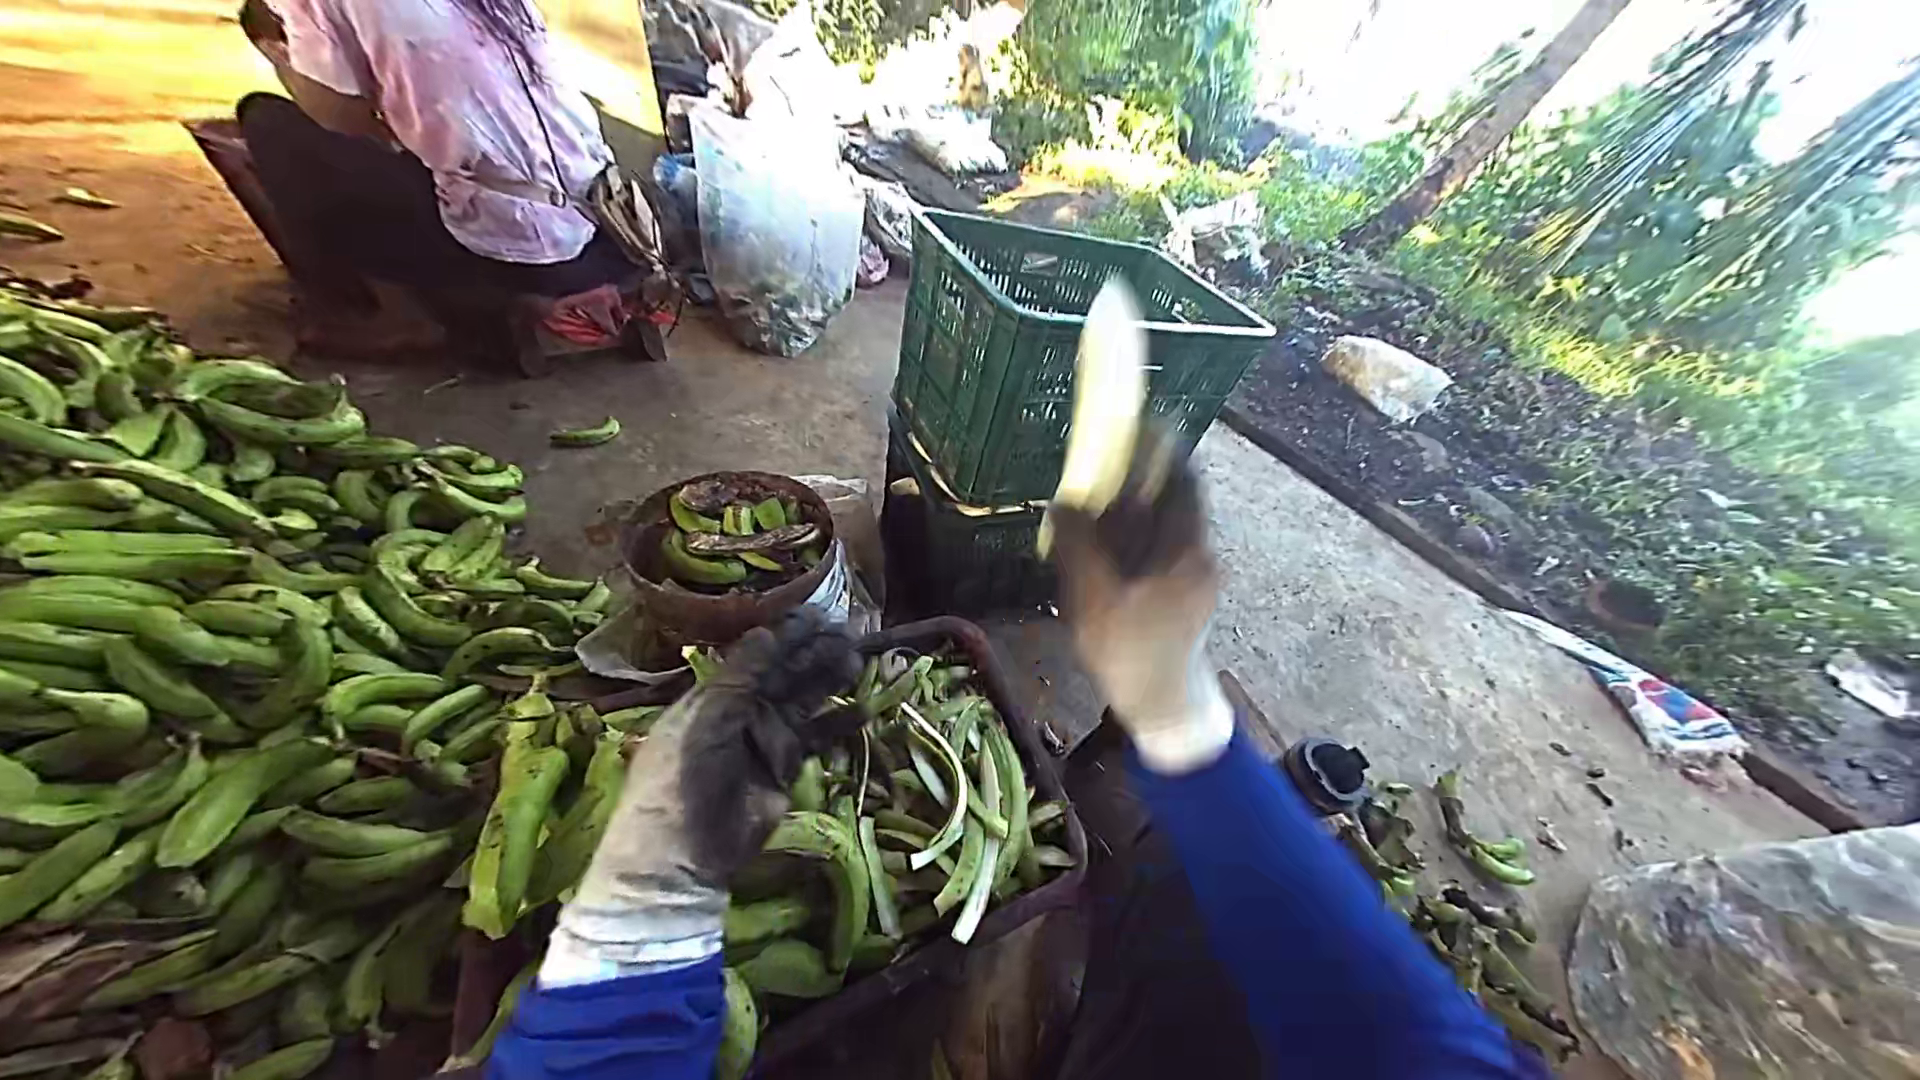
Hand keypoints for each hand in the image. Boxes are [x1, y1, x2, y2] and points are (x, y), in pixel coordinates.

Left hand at [543, 610, 861, 983]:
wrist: (682, 854)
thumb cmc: (683, 777)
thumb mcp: (706, 718)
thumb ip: (741, 674)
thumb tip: (768, 631)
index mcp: (719, 692)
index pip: (759, 654)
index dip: (789, 635)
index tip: (822, 616)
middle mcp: (745, 707)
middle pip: (788, 673)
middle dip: (817, 653)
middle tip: (851, 634)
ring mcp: (767, 737)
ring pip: (806, 699)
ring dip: (831, 680)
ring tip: (859, 662)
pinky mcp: (786, 765)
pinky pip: (818, 737)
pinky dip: (839, 724)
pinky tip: (864, 710)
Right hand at [1048, 423, 1232, 773]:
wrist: (1164, 707)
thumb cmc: (1131, 657)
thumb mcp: (1094, 604)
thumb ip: (1077, 549)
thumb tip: (1061, 502)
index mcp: (1187, 554)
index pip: (1182, 482)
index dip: (1162, 449)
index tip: (1139, 422)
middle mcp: (1199, 555)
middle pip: (1172, 498)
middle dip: (1138, 478)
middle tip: (1098, 467)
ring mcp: (1195, 572)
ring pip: (1164, 523)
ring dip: (1132, 508)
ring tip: (1093, 506)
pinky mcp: (1184, 586)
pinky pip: (1158, 545)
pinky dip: (1132, 535)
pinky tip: (1103, 546)